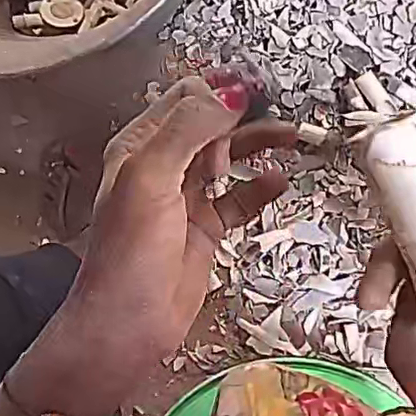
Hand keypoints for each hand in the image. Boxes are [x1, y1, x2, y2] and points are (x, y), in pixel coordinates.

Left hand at [37, 77, 293, 408]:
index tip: (257, 90)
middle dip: (245, 116)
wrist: (130, 324)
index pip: (186, 100)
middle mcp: (163, 167)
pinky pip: (239, 198)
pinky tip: (277, 181)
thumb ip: (189, 130)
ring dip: (258, 145)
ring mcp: (186, 197)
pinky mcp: (205, 226)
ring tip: (290, 137)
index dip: (221, 91)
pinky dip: (260, 188)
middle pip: (212, 125)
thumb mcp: (151, 179)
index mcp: (140, 147)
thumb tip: (229, 92)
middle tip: (278, 114)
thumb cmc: (126, 258)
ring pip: (229, 157)